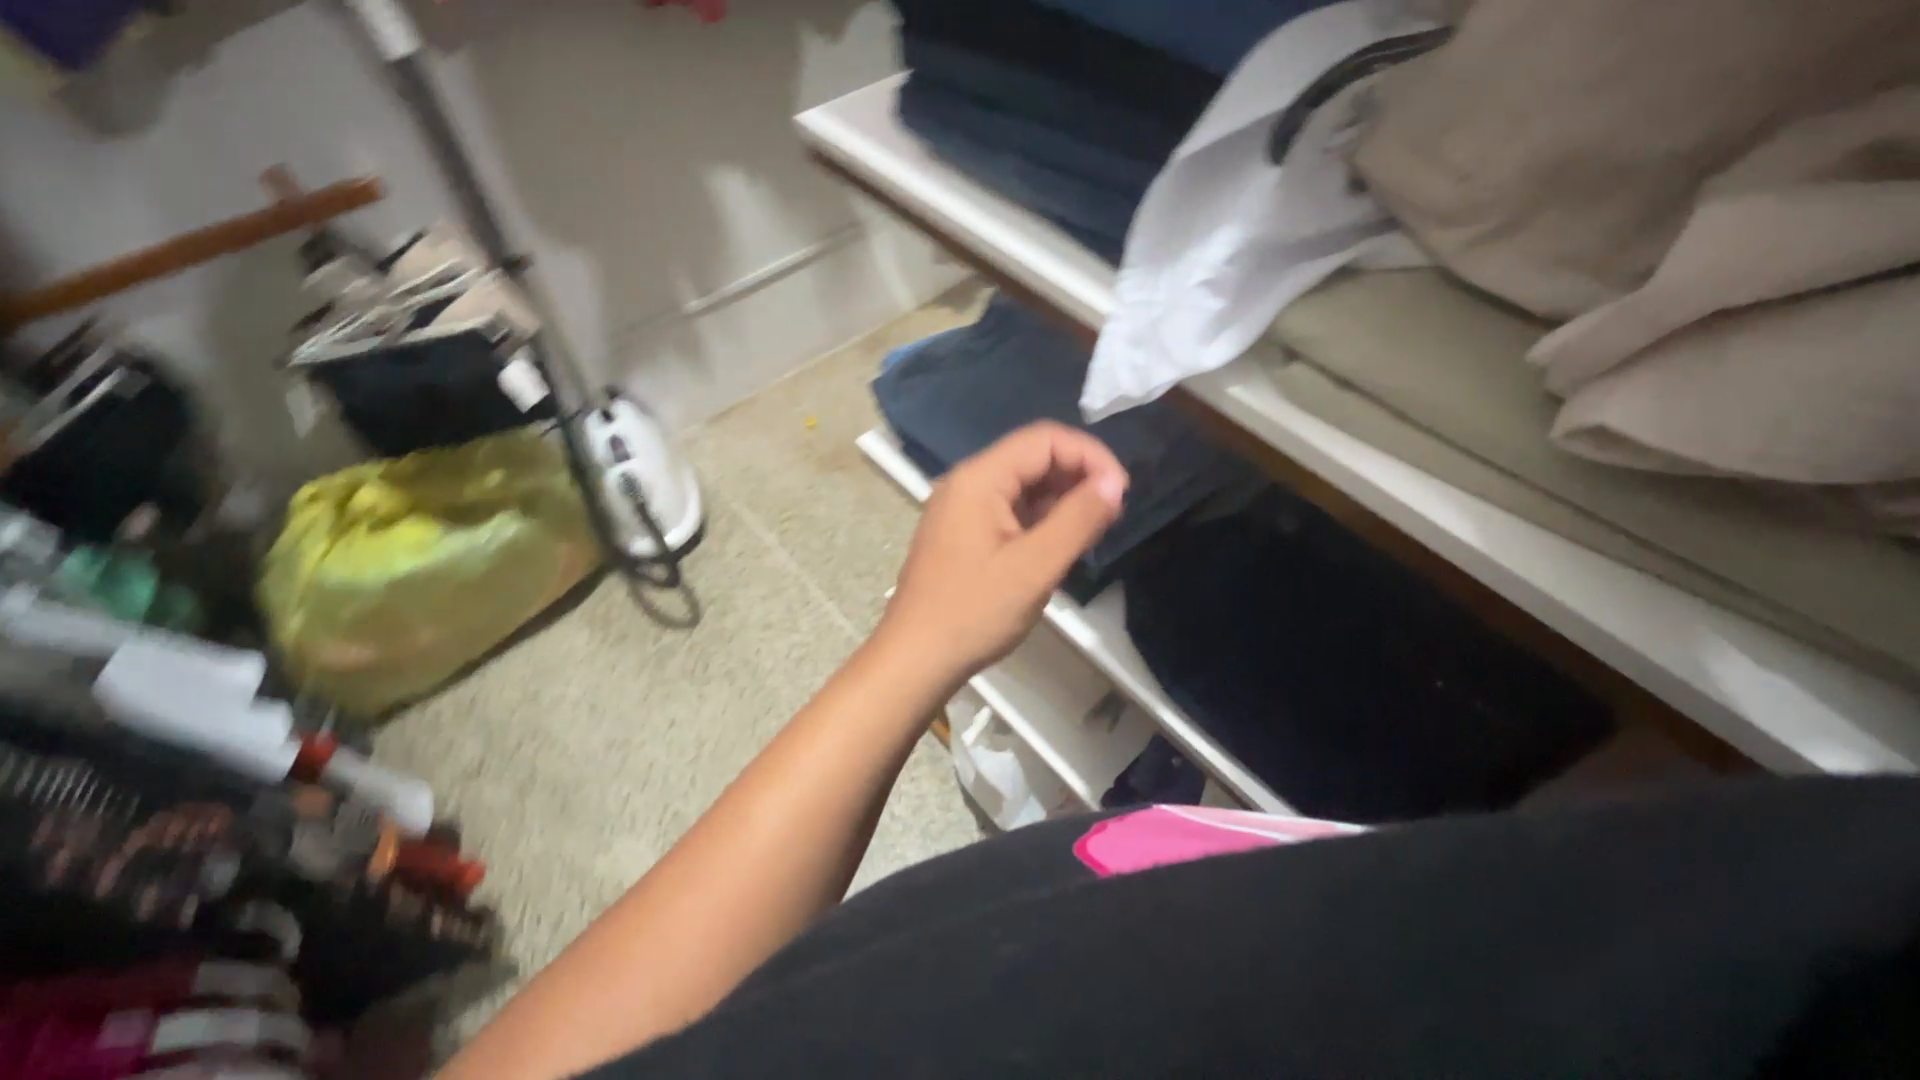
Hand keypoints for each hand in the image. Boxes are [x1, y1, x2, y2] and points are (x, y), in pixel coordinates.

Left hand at [876, 422, 1128, 688]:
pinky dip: (1040, 519)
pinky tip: (1062, 544)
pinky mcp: (963, 535)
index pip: (1044, 439)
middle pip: (1032, 458)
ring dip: (1061, 499)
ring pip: (1023, 485)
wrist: (915, 659)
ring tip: (1094, 528)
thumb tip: (1114, 484)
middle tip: (1112, 512)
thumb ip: (1078, 520)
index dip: (1090, 455)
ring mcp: (961, 510)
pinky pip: (1010, 510)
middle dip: (1078, 475)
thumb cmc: (974, 612)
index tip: (1121, 490)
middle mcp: (967, 484)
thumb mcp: (1034, 567)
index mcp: (979, 479)